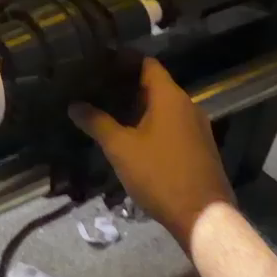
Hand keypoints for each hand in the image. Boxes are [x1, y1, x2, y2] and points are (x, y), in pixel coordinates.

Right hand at [69, 58, 231, 245]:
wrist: (202, 216)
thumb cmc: (160, 175)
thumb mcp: (121, 148)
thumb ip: (96, 122)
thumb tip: (74, 105)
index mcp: (170, 97)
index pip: (147, 63)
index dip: (123, 60)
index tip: (99, 62)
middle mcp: (187, 105)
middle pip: (155, 85)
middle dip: (126, 86)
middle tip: (96, 88)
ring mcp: (197, 127)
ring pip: (163, 107)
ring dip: (139, 107)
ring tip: (108, 111)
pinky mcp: (199, 147)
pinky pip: (172, 124)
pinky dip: (151, 123)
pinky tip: (132, 137)